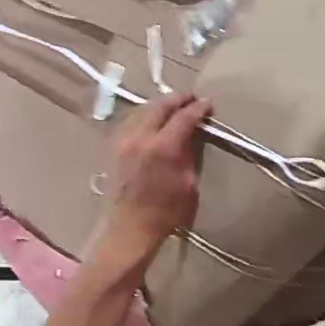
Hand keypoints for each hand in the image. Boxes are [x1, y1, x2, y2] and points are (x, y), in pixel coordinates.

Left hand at [91, 93, 211, 273]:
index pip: (183, 117)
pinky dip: (147, 118)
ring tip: (175, 107)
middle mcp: (141, 137)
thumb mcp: (188, 183)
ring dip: (161, 106)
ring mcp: (125, 141)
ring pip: (144, 112)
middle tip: (192, 98)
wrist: (132, 227)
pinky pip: (134, 124)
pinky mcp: (116, 149)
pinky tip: (155, 122)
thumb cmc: (166, 212)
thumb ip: (189, 154)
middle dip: (178, 100)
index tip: (208, 104)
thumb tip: (192, 137)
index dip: (198, 108)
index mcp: (163, 147)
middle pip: (160, 106)